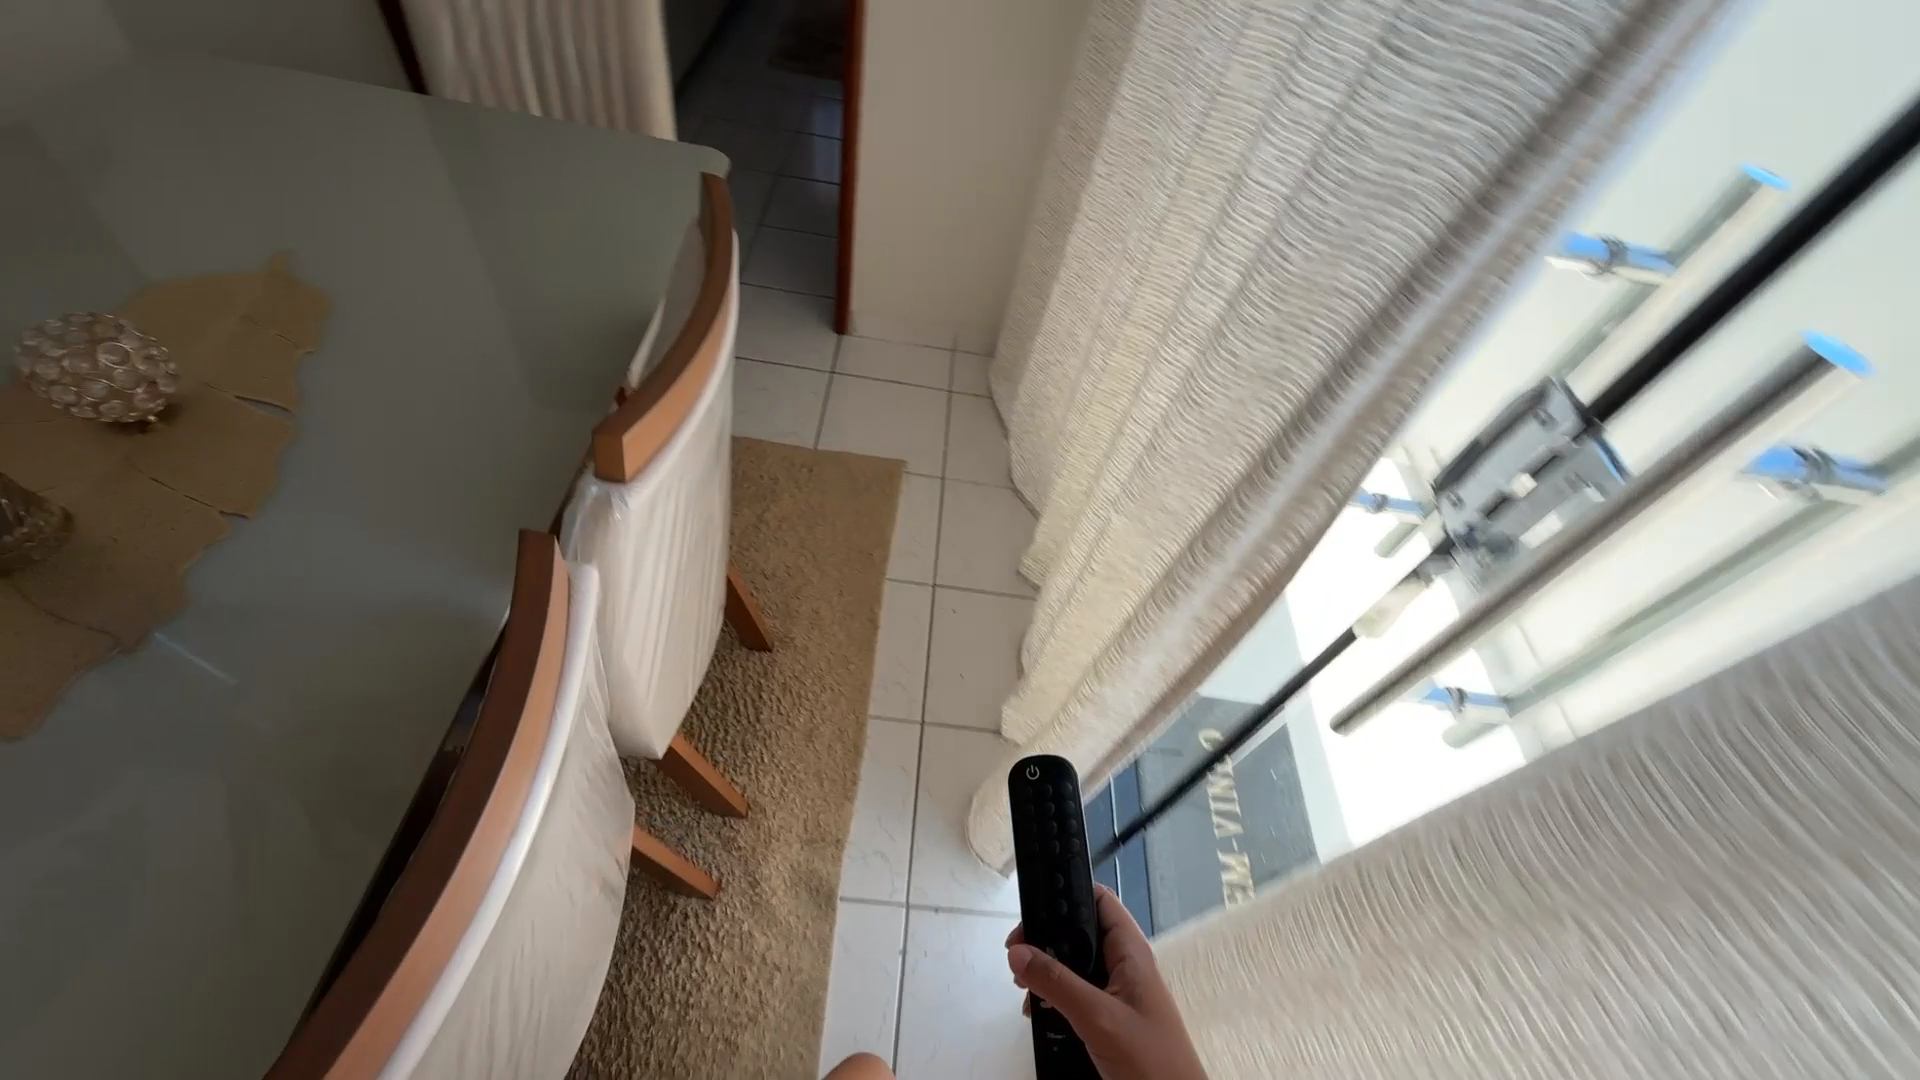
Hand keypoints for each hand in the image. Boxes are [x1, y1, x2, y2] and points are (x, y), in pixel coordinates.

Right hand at [1005, 885, 1208, 1079]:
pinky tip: (1039, 1010)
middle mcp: (1125, 963)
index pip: (1098, 899)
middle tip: (1017, 953)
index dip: (1067, 893)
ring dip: (1048, 971)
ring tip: (1023, 986)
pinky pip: (1079, 992)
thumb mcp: (1097, 1016)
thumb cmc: (1147, 1059)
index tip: (1032, 909)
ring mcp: (1120, 991)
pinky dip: (1056, 996)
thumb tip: (1016, 952)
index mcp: (1130, 950)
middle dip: (1048, 938)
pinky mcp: (1113, 1017)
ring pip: (1076, 964)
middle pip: (1081, 931)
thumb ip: (1056, 982)